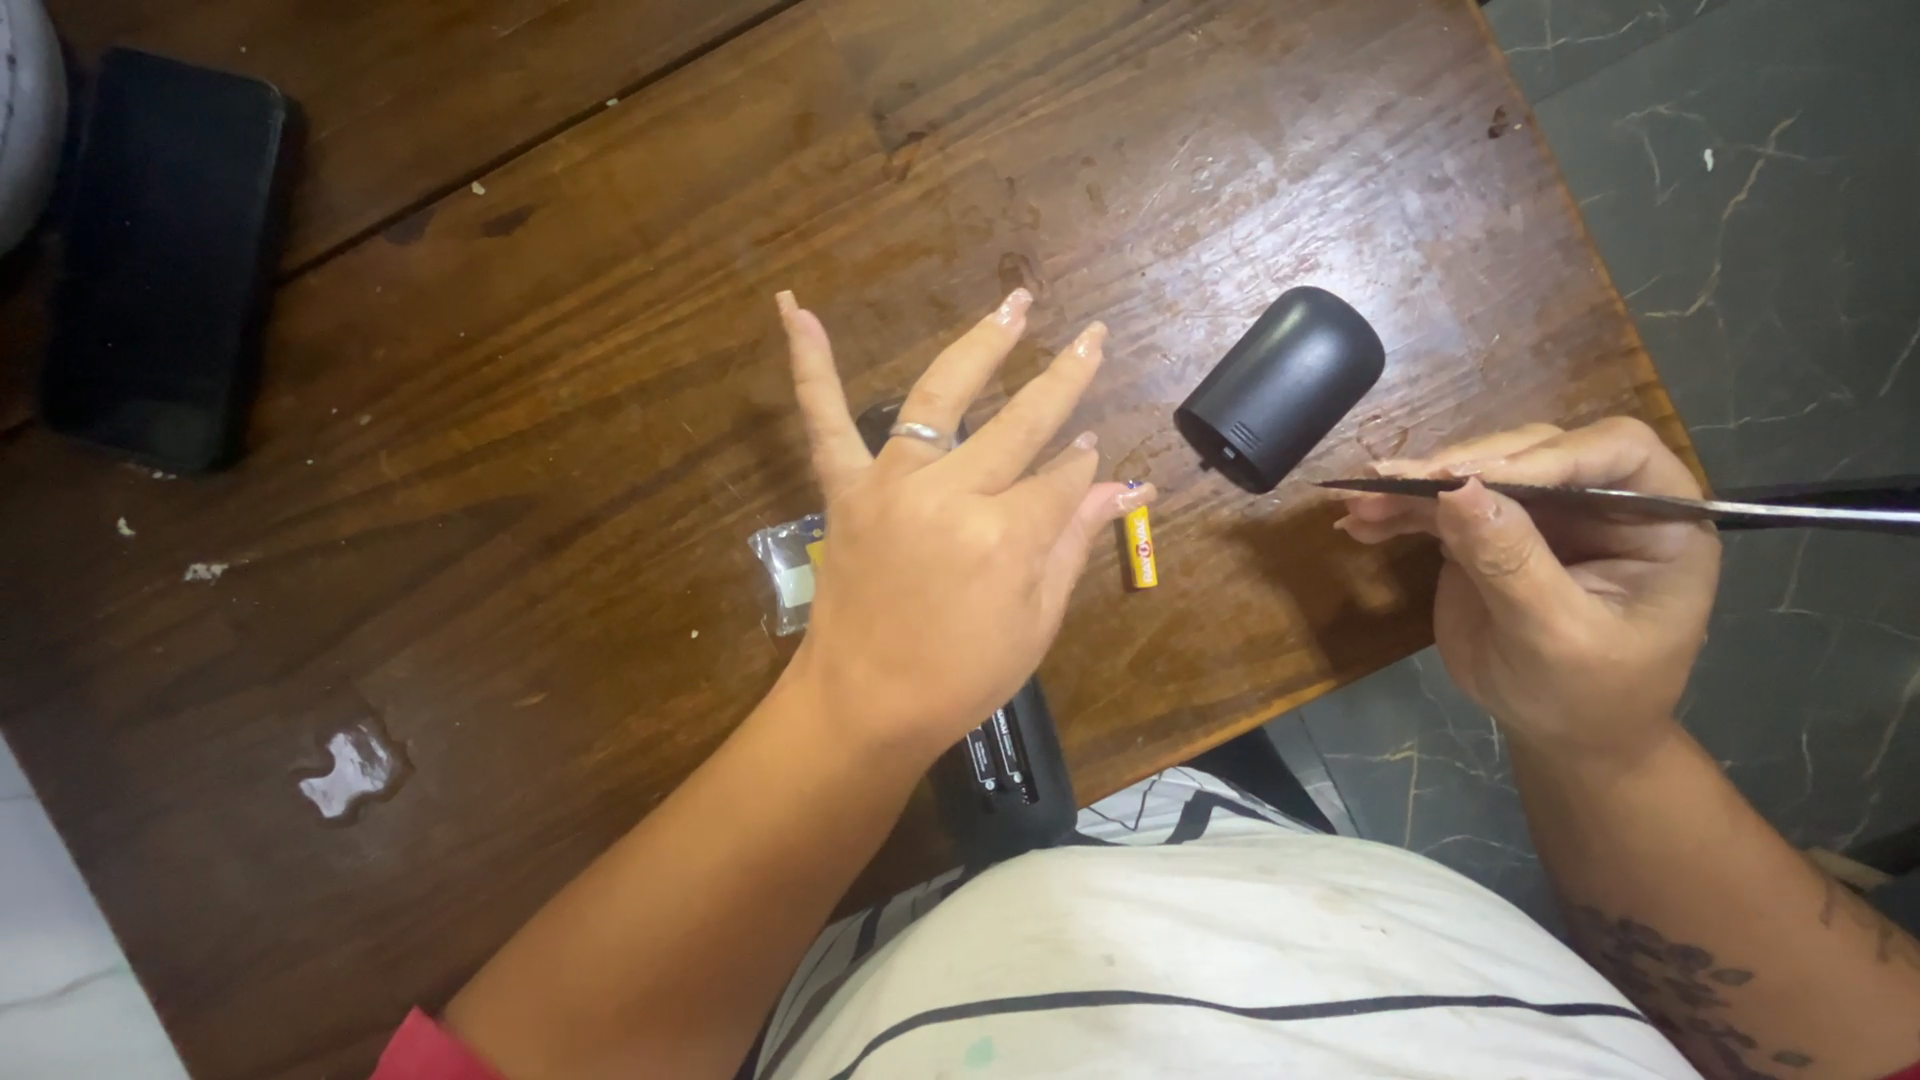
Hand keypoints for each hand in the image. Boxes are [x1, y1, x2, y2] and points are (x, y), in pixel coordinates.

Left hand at [774, 288, 1153, 760]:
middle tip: (1092, 337)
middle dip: (1064, 379)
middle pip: (1018, 425)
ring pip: (941, 396)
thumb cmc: (960, 678)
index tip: (1095, 455)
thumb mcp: (1035, 623)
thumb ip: (1073, 544)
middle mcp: (950, 494)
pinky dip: (809, 366)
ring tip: (1015, 303)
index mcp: (1006, 536)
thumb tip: (1118, 484)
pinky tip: (798, 311)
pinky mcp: (846, 491)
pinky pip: (825, 422)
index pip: (1061, 479)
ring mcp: (892, 484)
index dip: (1083, 469)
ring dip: (982, 344)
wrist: (864, 704)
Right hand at [1334, 418, 1720, 765]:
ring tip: (1357, 502)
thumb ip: (1511, 563)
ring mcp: (1537, 517)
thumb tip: (1457, 492)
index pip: (1610, 453)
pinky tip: (1358, 523)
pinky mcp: (1485, 535)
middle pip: (1528, 452)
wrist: (1560, 733)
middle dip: (1458, 466)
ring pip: (1473, 476)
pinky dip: (1397, 513)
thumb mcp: (1555, 633)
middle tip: (1391, 482)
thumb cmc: (1586, 693)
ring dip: (1412, 487)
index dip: (1541, 456)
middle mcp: (1598, 502)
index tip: (1467, 480)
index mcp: (1654, 519)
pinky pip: (1439, 509)